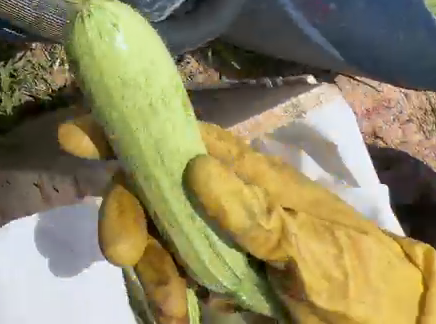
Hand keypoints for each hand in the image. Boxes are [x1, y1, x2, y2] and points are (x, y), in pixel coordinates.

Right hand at [63, 117, 435, 323]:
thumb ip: (261, 216)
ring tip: (174, 313)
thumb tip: (196, 170)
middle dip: (123, 218)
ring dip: (146, 275)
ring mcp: (204, 250)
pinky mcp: (203, 294)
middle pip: (142, 193)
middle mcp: (208, 204)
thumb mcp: (321, 252)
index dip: (117, 131)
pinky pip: (158, 290)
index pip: (168, 138)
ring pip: (145, 245)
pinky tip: (174, 317)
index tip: (72, 137)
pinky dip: (156, 304)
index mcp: (234, 175)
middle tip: (123, 255)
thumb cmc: (362, 281)